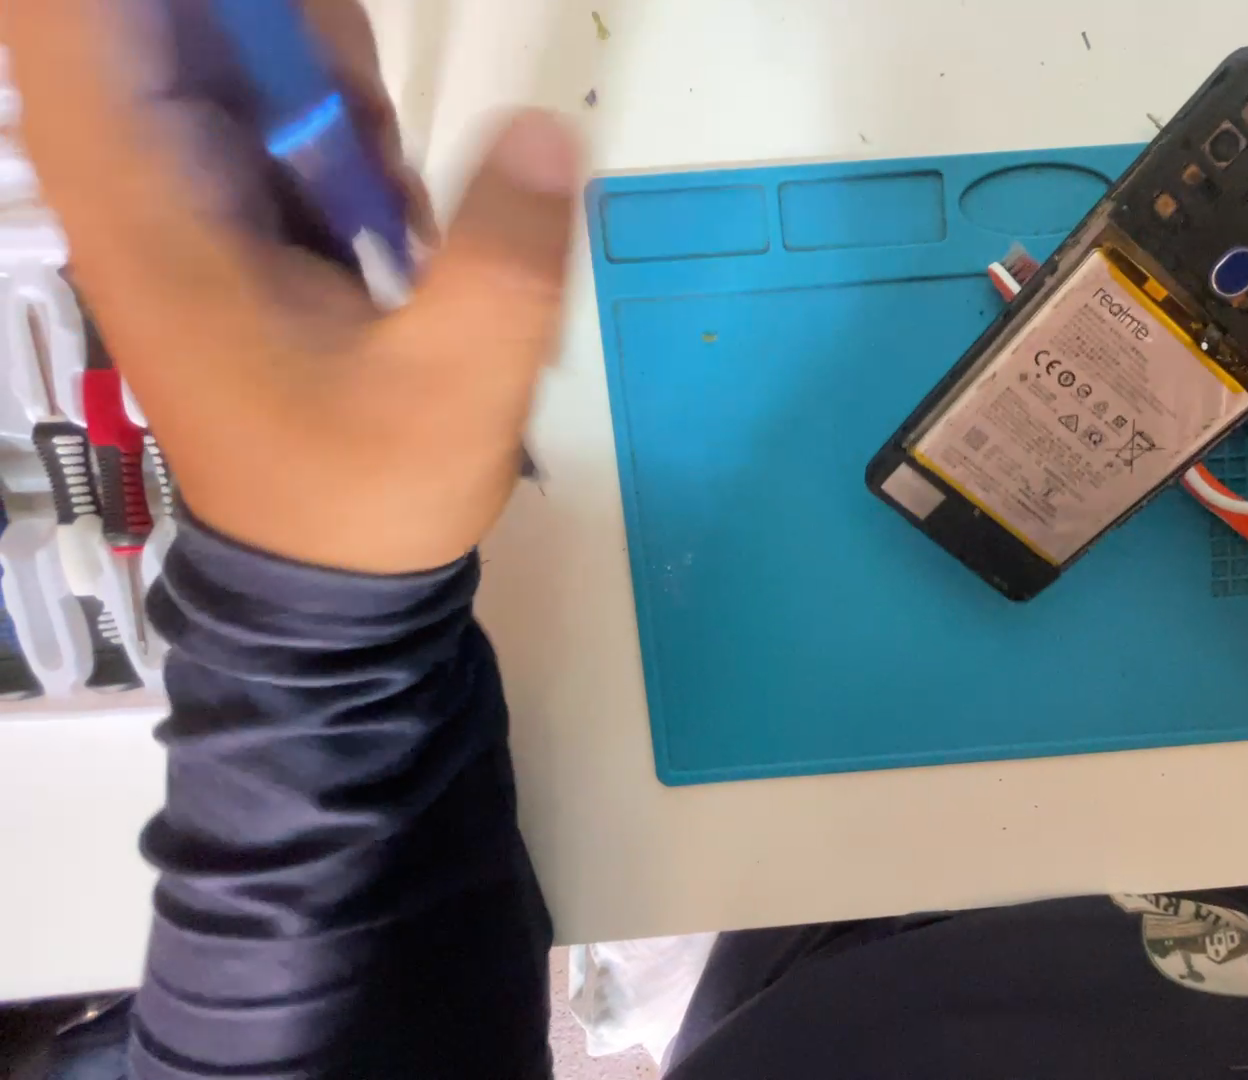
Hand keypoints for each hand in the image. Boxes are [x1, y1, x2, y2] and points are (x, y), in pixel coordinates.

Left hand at [4, 0, 580, 573]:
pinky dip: (349, 155)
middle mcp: (146, 187)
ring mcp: (198, 218)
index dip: (214, 7)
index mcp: (150, 201)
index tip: (321, 42)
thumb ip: (504, 255)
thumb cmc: (375, 485)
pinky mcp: (249, 250)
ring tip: (405, 200)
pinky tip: (406, 229)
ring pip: (236, 82)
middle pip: (174, 32)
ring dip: (331, 102)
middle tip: (387, 125)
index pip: (90, 15)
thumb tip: (549, 128)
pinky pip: (281, 149)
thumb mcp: (458, 378)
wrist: (338, 576)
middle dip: (292, 43)